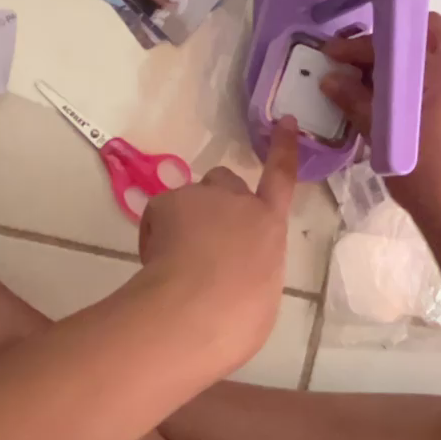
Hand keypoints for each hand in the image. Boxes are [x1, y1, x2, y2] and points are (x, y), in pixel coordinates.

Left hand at [135, 120, 299, 370]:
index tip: (284, 121)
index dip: (283, 148)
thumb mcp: (261, 294)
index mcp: (270, 227)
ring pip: (191, 197)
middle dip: (217, 199)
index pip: (282, 178)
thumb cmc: (240, 317)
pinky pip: (160, 214)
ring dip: (186, 215)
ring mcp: (202, 198)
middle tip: (205, 236)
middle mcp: (239, 203)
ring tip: (176, 257)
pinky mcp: (167, 203)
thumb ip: (252, 272)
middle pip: (227, 181)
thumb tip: (233, 277)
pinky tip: (156, 261)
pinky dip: (155, 233)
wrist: (199, 312)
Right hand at [320, 13, 440, 236]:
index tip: (335, 53)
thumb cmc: (422, 174)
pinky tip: (380, 105)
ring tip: (357, 86)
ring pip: (424, 63)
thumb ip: (356, 102)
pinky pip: (431, 84)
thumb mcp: (383, 135)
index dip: (367, 38)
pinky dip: (405, 85)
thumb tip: (329, 80)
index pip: (406, 31)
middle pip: (420, 40)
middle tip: (346, 64)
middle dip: (380, 47)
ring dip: (392, 68)